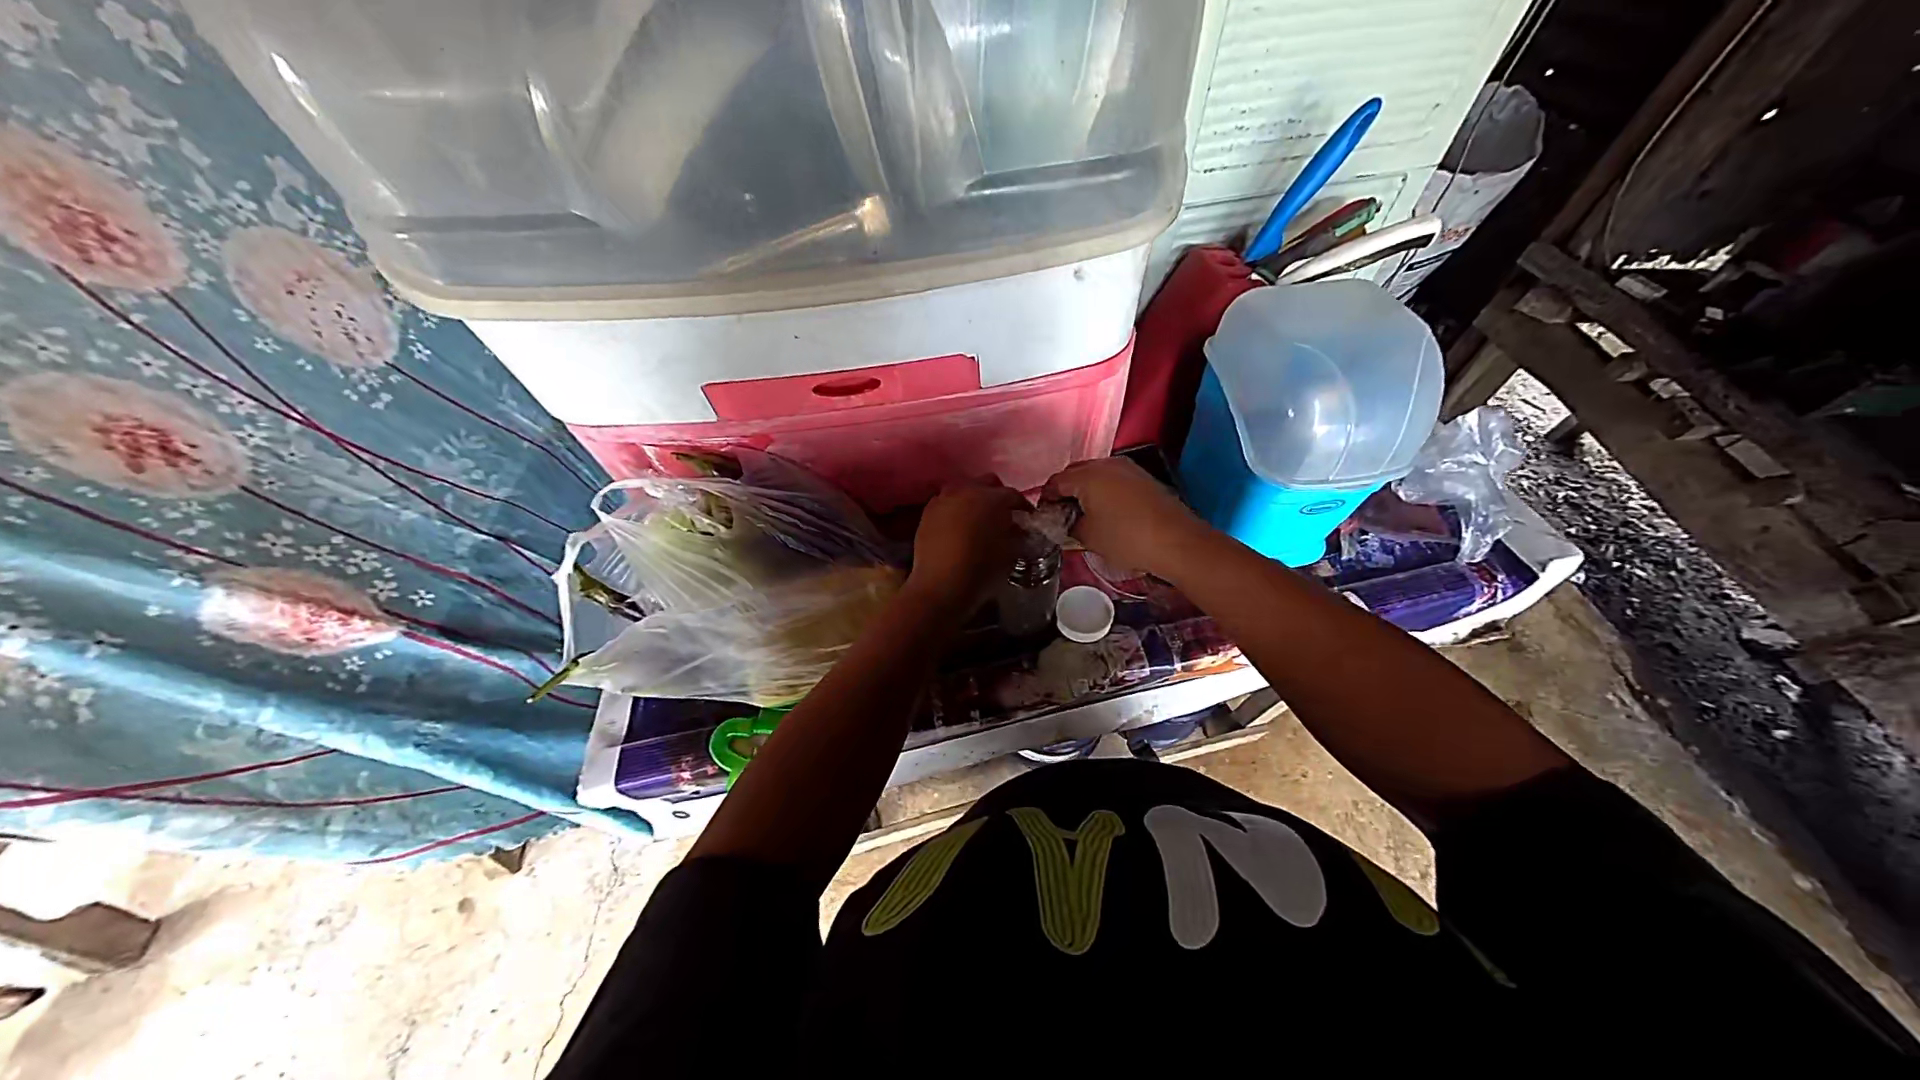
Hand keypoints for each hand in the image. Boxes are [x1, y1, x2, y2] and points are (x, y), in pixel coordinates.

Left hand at [906, 478, 1026, 608]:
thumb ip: (1016, 535)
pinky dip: (955, 509)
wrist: (940, 586)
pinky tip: (958, 526)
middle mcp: (965, 490)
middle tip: (1004, 515)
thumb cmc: (981, 570)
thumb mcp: (1009, 554)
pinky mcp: (927, 513)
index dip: (1022, 506)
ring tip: (979, 519)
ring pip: (964, 490)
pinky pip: (946, 503)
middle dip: (997, 496)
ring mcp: (943, 499)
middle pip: (987, 483)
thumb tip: (1016, 528)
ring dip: (974, 499)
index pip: (1013, 495)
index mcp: (991, 498)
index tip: (1027, 518)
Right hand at [1043, 457, 1208, 577]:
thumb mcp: (1088, 537)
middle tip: (1061, 517)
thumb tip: (1064, 523)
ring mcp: (1128, 469)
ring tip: (1083, 516)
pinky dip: (1104, 493)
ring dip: (1085, 491)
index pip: (1055, 482)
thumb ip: (1068, 526)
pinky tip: (1105, 514)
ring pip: (1096, 475)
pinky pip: (1114, 480)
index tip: (1045, 517)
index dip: (1046, 500)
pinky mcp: (1143, 479)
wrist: (1177, 542)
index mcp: (1088, 475)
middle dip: (1065, 492)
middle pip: (1075, 473)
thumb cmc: (1127, 539)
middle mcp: (1107, 464)